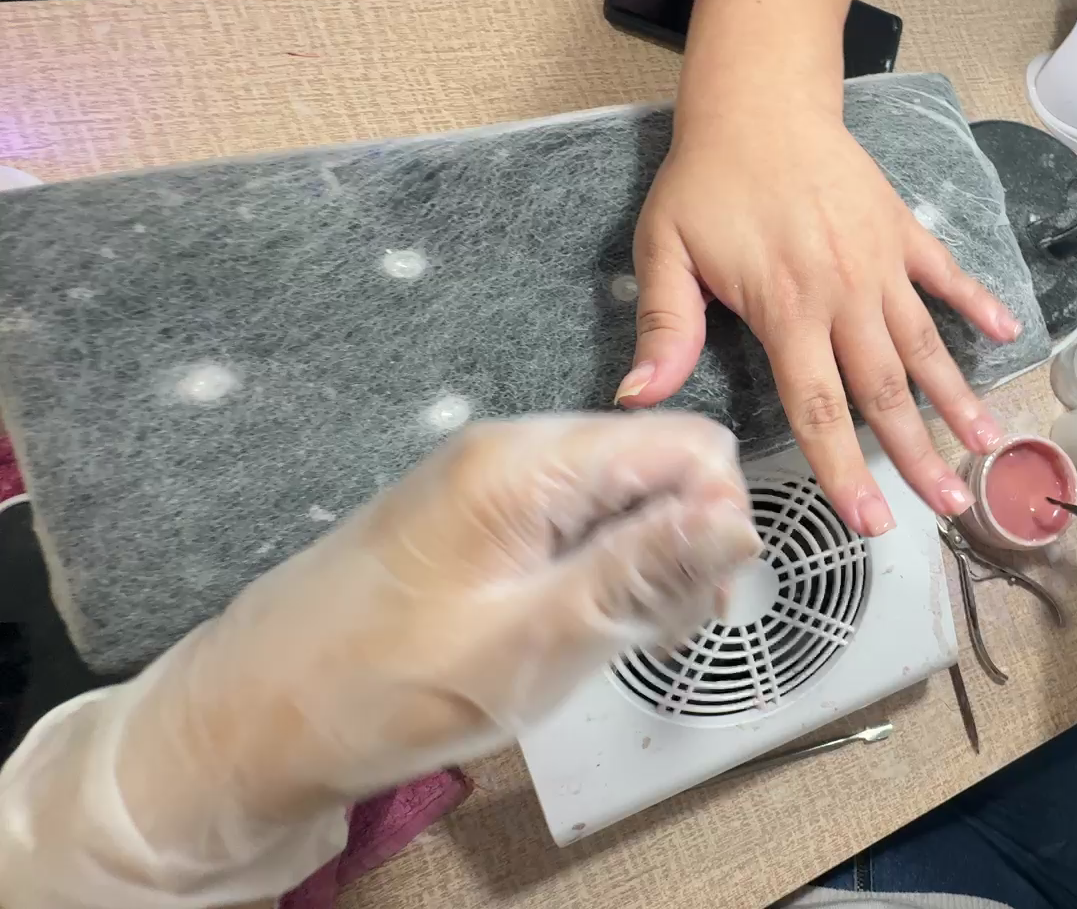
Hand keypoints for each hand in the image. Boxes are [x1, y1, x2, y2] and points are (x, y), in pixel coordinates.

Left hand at [0, 413, 760, 905]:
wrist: (235, 731)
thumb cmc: (386, 691)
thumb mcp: (538, 641)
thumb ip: (647, 570)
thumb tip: (743, 522)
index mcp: (533, 462)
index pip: (690, 443)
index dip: (718, 511)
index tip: (703, 588)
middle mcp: (522, 448)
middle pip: (664, 462)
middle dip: (689, 537)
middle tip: (668, 621)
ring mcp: (501, 476)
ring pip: (632, 490)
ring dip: (654, 555)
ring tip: (632, 628)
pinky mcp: (489, 509)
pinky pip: (586, 513)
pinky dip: (611, 560)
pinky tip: (594, 613)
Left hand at [619, 103, 1019, 535]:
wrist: (759, 104)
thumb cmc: (707, 180)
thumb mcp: (664, 250)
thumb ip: (665, 328)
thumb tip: (640, 399)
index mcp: (787, 311)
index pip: (819, 409)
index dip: (845, 470)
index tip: (871, 519)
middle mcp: (845, 297)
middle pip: (886, 391)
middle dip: (919, 454)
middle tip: (953, 505)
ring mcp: (882, 264)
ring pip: (925, 344)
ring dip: (958, 397)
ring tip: (990, 443)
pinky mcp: (903, 232)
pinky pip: (947, 274)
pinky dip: (978, 303)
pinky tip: (1008, 332)